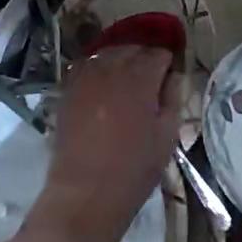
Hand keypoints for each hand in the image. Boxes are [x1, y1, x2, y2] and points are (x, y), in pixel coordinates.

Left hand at [29, 45, 182, 241]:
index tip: (170, 76)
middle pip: (133, 48)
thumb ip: (173, 98)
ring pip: (108, 52)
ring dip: (121, 59)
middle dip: (145, 57)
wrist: (85, 193)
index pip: (159, 53)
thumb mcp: (167, 135)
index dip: (168, 62)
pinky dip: (98, 68)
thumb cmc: (134, 168)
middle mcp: (112, 68)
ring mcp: (86, 77)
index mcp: (141, 77)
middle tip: (152, 78)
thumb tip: (173, 76)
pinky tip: (104, 83)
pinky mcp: (68, 90)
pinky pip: (86, 65)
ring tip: (128, 79)